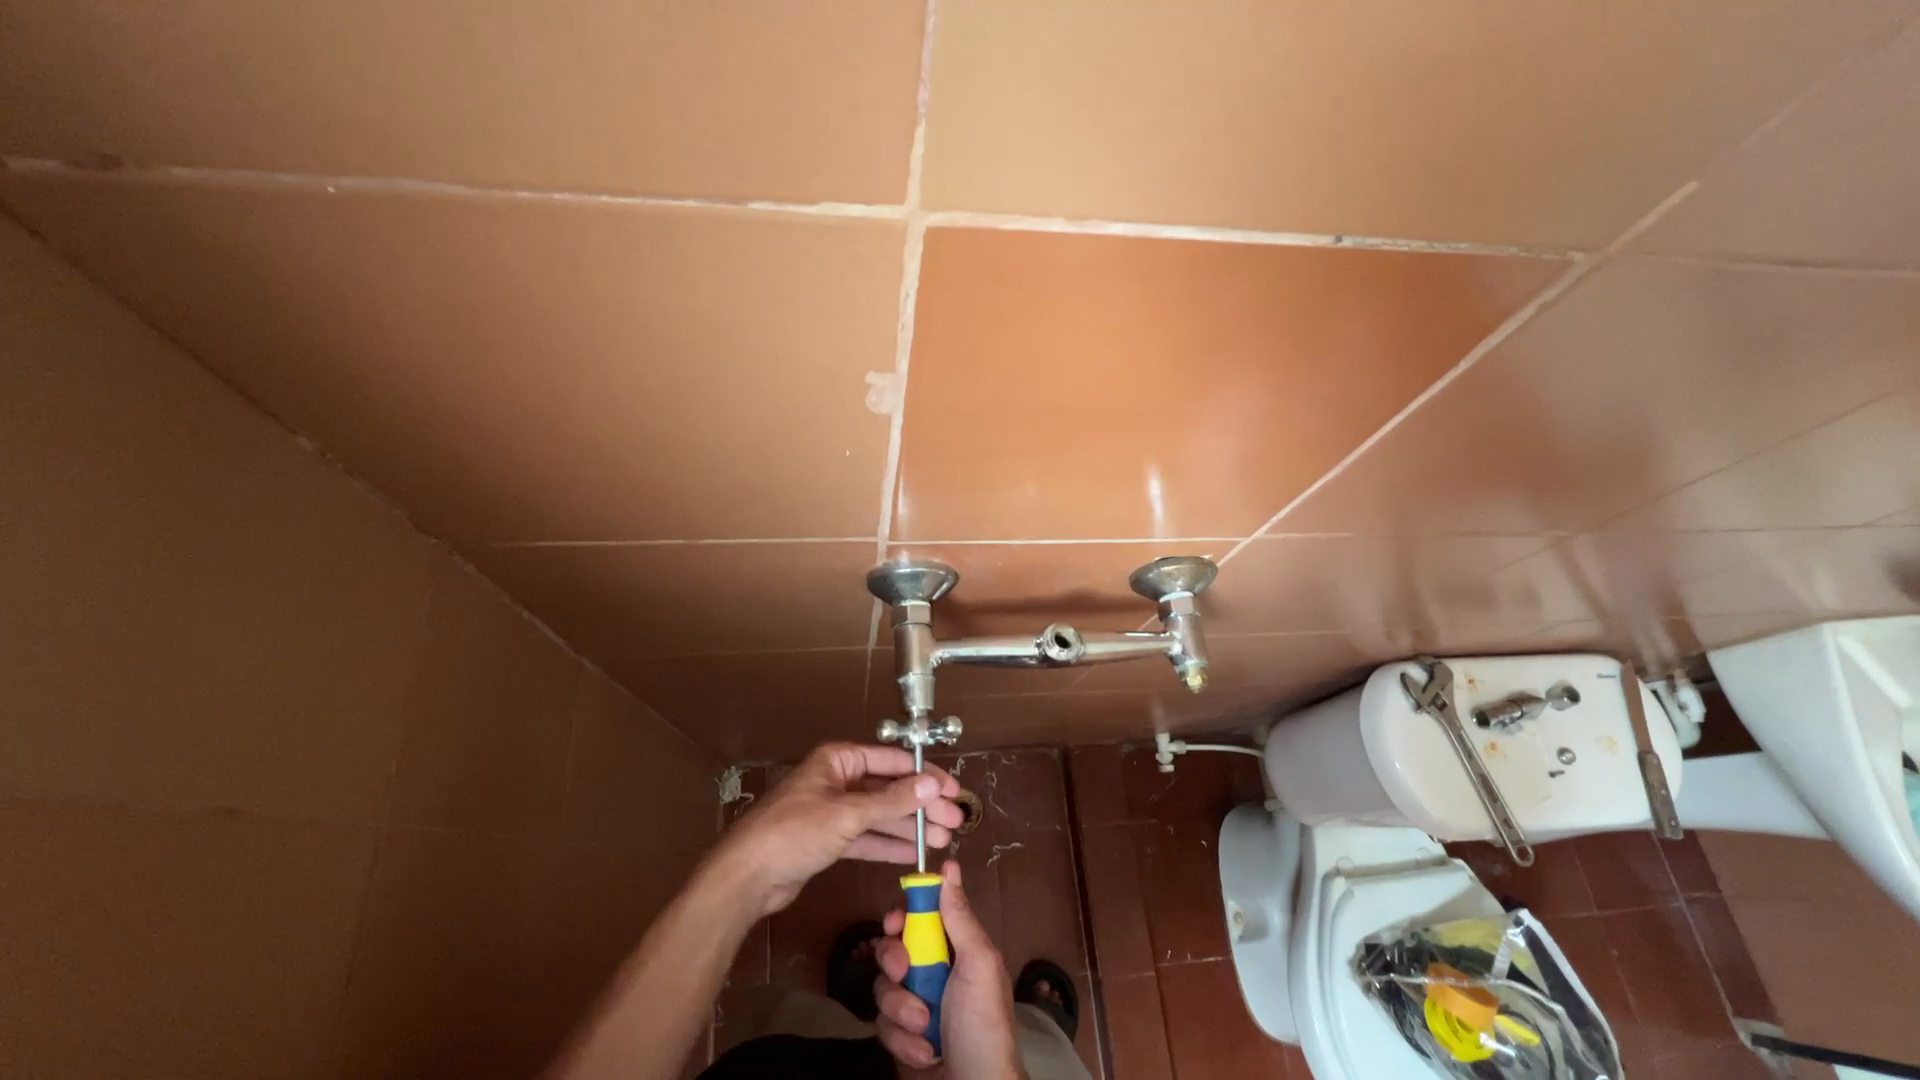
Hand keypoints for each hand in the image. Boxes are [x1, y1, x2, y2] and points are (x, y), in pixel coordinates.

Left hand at [714, 742, 963, 917]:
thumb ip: (892, 801)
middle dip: (921, 805)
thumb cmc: (794, 833)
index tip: (953, 791)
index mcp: (838, 761)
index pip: (892, 761)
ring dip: (909, 827)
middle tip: (954, 822)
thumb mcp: (847, 814)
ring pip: (880, 815)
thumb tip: (932, 785)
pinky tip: (913, 854)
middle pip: (889, 789)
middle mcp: (837, 780)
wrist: (747, 877)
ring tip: (942, 840)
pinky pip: (867, 837)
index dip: (925, 775)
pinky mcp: (828, 840)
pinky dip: (889, 844)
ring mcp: (832, 811)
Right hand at [874, 862, 1023, 1079]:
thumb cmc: (983, 1023)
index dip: (902, 913)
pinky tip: (924, 1053)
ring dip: (901, 1009)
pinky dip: (901, 1040)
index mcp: (956, 949)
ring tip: (924, 1027)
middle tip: (904, 973)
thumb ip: (959, 916)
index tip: (894, 922)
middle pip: (892, 947)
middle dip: (894, 962)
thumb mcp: (979, 963)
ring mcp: (914, 1004)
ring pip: (882, 987)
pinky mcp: (899, 1036)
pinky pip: (881, 1024)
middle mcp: (933, 971)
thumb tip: (950, 864)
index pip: (919, 914)